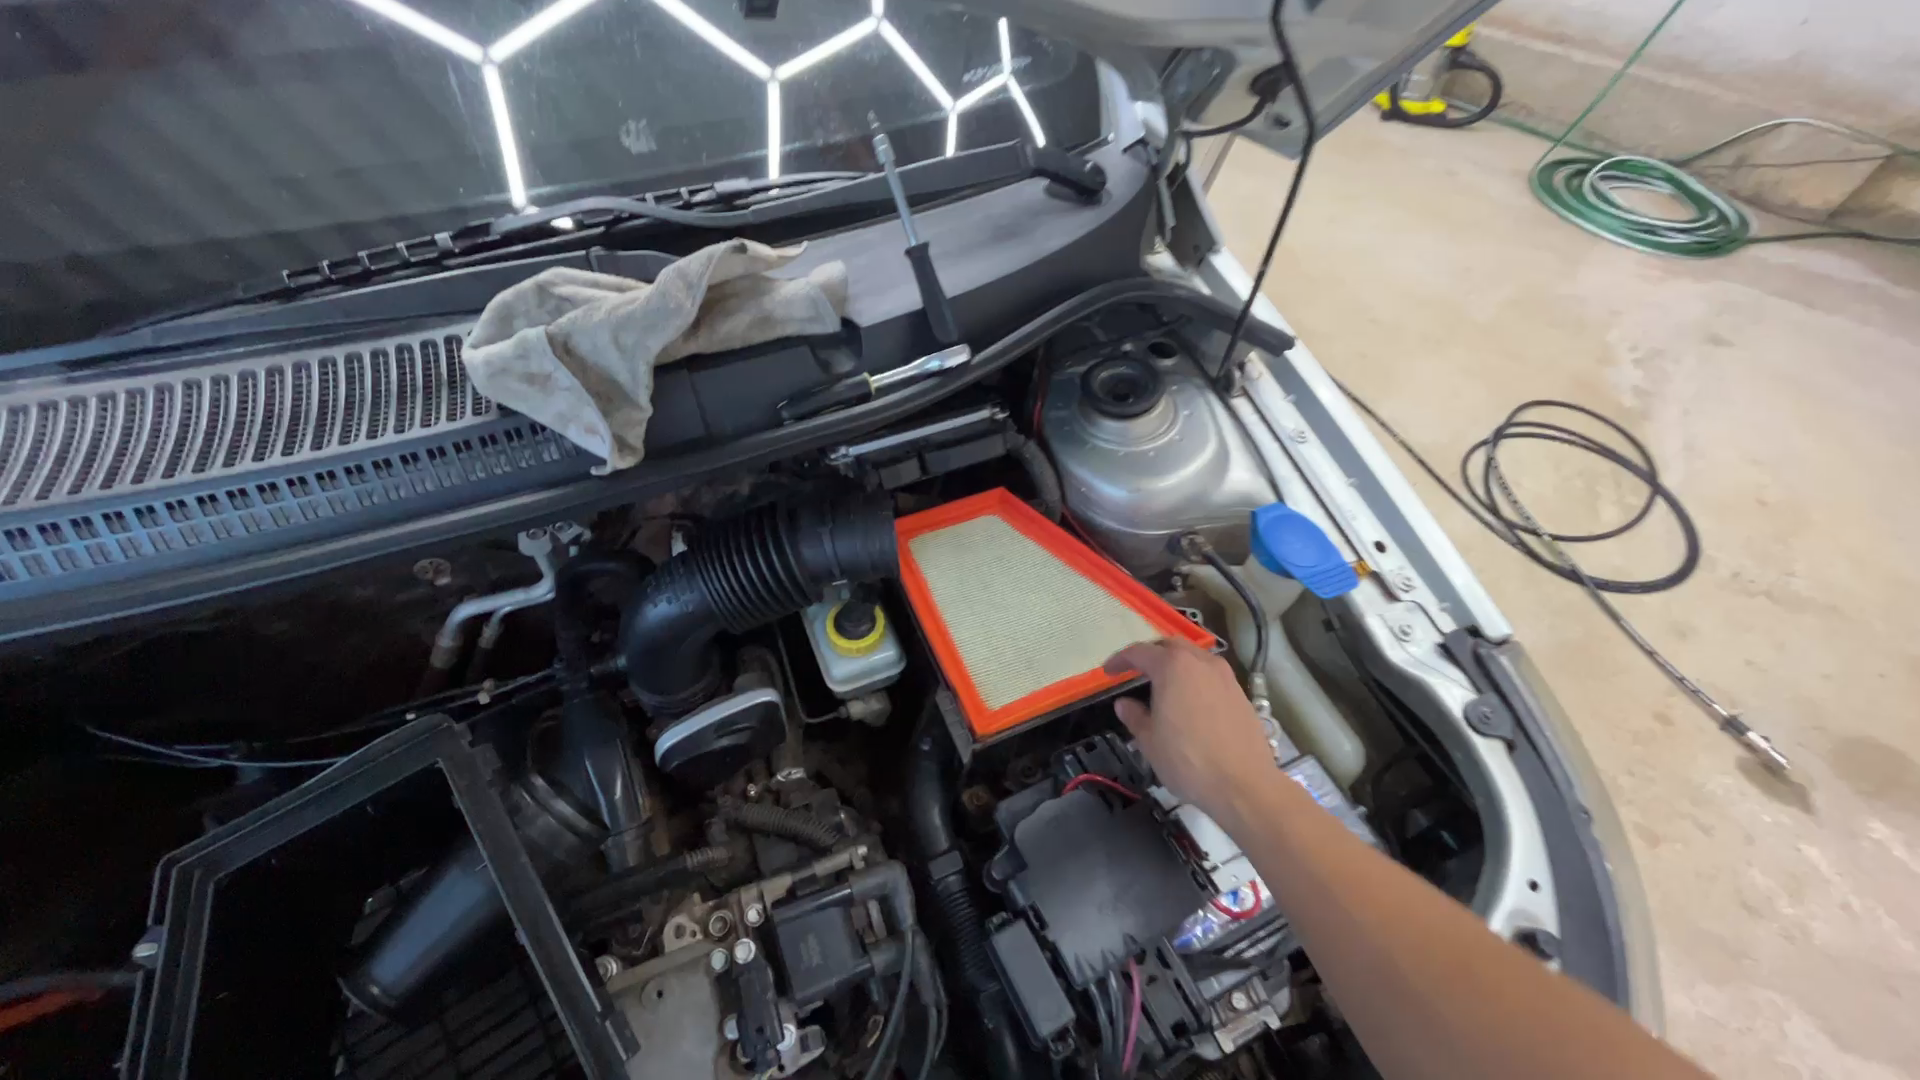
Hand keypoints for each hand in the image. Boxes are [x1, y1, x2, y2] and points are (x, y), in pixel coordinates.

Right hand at [1104, 638, 1276, 828]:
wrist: (1244, 784)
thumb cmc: (1188, 761)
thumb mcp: (1150, 741)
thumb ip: (1134, 716)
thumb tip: (1124, 705)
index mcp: (1172, 667)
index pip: (1139, 652)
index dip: (1120, 660)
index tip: (1109, 671)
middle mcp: (1200, 663)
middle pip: (1171, 646)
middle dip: (1151, 654)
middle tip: (1136, 671)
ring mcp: (1225, 677)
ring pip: (1195, 658)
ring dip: (1176, 664)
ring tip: (1164, 685)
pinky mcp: (1241, 694)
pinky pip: (1211, 676)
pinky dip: (1195, 679)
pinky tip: (1191, 702)